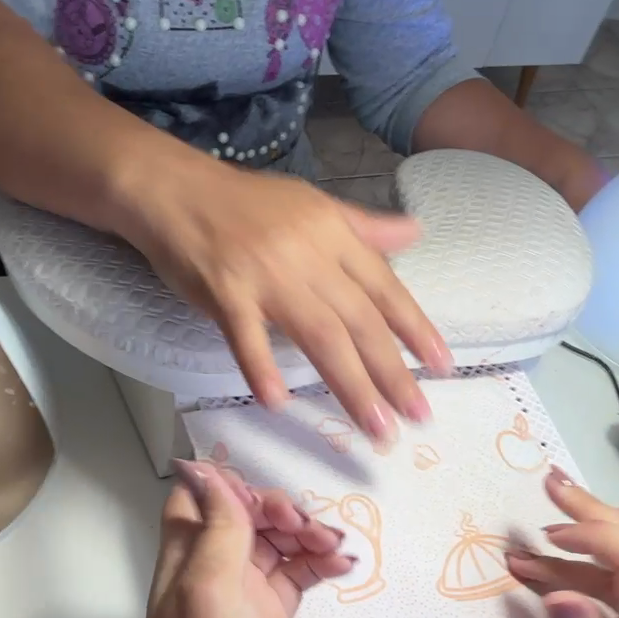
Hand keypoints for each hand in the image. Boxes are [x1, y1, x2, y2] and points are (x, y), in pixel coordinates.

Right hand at [115, 159, 451, 446]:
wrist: (176, 189)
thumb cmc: (244, 204)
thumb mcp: (313, 206)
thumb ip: (364, 229)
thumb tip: (415, 234)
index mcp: (333, 236)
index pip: (385, 289)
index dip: (416, 329)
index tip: (442, 368)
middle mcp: (309, 257)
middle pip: (359, 322)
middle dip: (393, 373)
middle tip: (417, 417)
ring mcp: (266, 276)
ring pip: (318, 335)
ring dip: (351, 385)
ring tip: (376, 427)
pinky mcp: (225, 293)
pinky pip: (245, 336)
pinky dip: (260, 368)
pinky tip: (276, 403)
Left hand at [123, 460, 353, 617]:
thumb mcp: (208, 595)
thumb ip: (215, 532)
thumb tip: (205, 470)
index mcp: (188, 558)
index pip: (201, 497)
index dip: (233, 487)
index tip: (268, 502)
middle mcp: (212, 572)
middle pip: (247, 516)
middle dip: (282, 511)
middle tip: (308, 530)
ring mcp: (243, 599)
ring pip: (277, 545)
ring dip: (307, 536)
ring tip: (335, 549)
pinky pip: (297, 580)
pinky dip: (318, 566)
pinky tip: (342, 566)